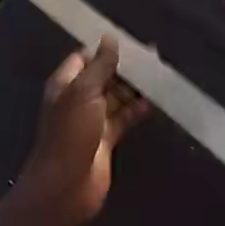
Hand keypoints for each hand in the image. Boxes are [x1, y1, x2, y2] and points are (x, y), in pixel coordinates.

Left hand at [14, 37, 150, 225]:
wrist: (65, 187)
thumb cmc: (70, 134)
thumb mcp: (83, 93)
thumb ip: (99, 65)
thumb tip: (109, 38)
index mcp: (65, 84)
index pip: (85, 58)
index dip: (105, 50)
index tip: (131, 43)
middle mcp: (78, 99)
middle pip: (103, 76)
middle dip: (124, 68)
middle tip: (153, 58)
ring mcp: (92, 120)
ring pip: (116, 97)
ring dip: (134, 88)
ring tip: (159, 75)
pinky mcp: (106, 139)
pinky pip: (123, 118)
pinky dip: (137, 109)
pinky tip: (155, 101)